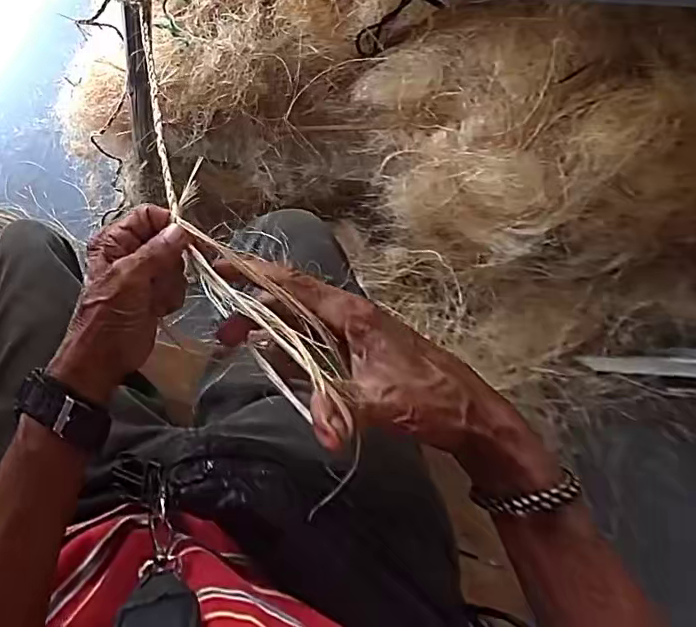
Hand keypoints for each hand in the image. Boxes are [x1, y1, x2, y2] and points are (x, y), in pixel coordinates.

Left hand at [47, 205, 192, 403]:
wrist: (104, 359)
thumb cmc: (108, 317)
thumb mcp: (129, 280)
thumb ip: (155, 253)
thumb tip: (179, 229)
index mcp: (113, 240)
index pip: (147, 216)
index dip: (169, 225)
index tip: (190, 241)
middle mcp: (128, 251)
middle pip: (167, 239)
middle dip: (170, 262)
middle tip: (159, 281)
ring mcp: (142, 272)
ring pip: (175, 263)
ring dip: (170, 283)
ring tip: (153, 299)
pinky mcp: (153, 292)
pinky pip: (175, 284)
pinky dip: (171, 297)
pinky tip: (157, 309)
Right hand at [221, 263, 562, 495]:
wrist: (478, 418)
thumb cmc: (430, 399)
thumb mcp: (382, 404)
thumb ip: (341, 410)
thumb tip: (320, 433)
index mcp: (347, 312)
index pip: (288, 282)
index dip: (250, 271)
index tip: (217, 263)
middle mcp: (344, 313)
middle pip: (286, 300)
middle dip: (250, 310)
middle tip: (222, 332)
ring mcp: (350, 331)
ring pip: (296, 320)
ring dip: (266, 330)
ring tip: (237, 345)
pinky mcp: (354, 349)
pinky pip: (309, 339)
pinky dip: (286, 347)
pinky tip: (272, 360)